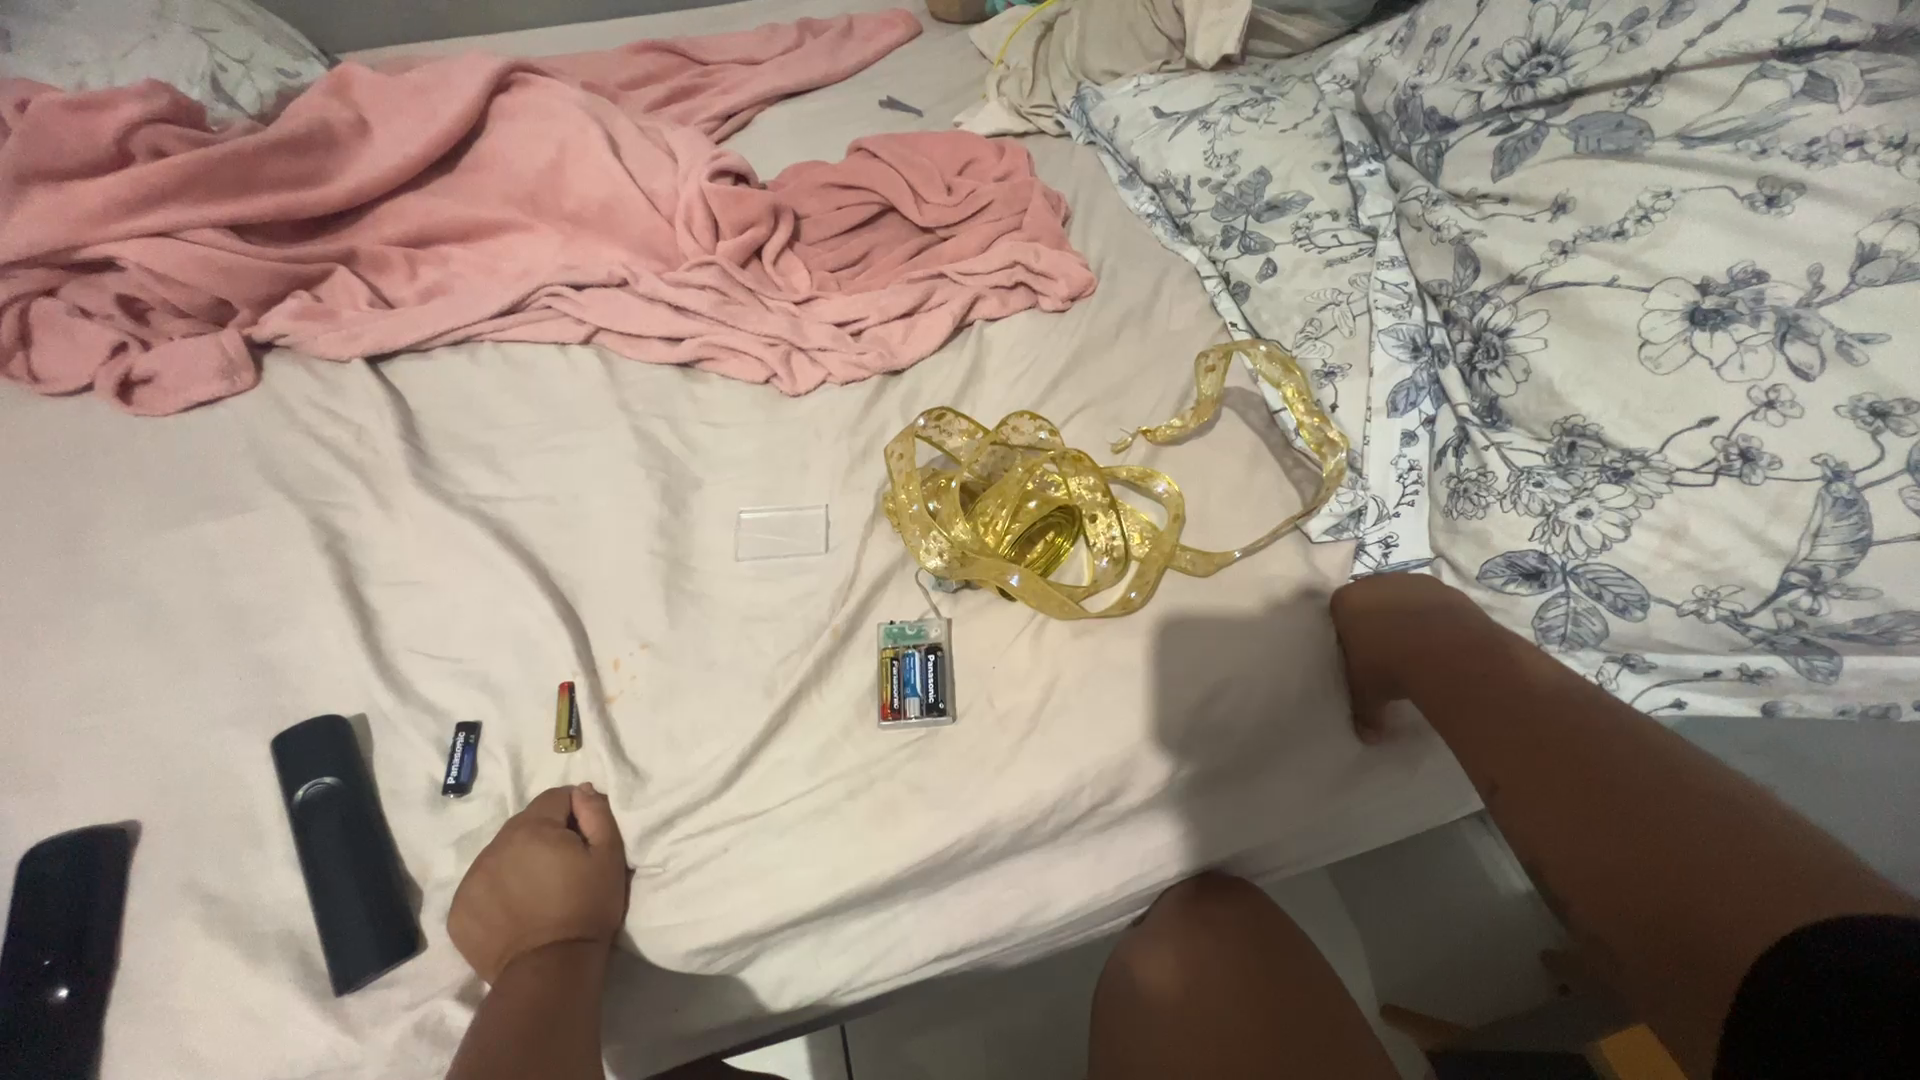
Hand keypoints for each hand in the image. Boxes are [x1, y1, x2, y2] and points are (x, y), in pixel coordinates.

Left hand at [448, 783, 628, 983]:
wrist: (550, 969)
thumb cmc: (587, 907)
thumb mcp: (609, 854)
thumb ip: (597, 812)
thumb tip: (581, 790)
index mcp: (531, 829)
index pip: (555, 798)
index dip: (575, 812)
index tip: (584, 838)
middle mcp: (493, 847)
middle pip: (525, 823)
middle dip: (546, 834)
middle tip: (564, 866)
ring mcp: (470, 880)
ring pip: (501, 852)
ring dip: (520, 859)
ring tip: (539, 890)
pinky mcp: (458, 910)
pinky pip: (482, 883)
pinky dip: (499, 887)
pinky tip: (516, 908)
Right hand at [1328, 574, 1478, 742]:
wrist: (1448, 652)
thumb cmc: (1389, 667)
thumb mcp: (1368, 694)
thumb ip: (1364, 712)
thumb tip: (1369, 738)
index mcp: (1345, 602)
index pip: (1339, 613)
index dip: (1350, 634)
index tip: (1361, 655)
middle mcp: (1376, 583)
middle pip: (1373, 601)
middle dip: (1379, 622)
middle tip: (1390, 653)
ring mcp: (1413, 582)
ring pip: (1406, 599)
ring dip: (1411, 619)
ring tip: (1422, 651)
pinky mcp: (1447, 589)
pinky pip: (1436, 605)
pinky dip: (1439, 621)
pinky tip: (1445, 645)